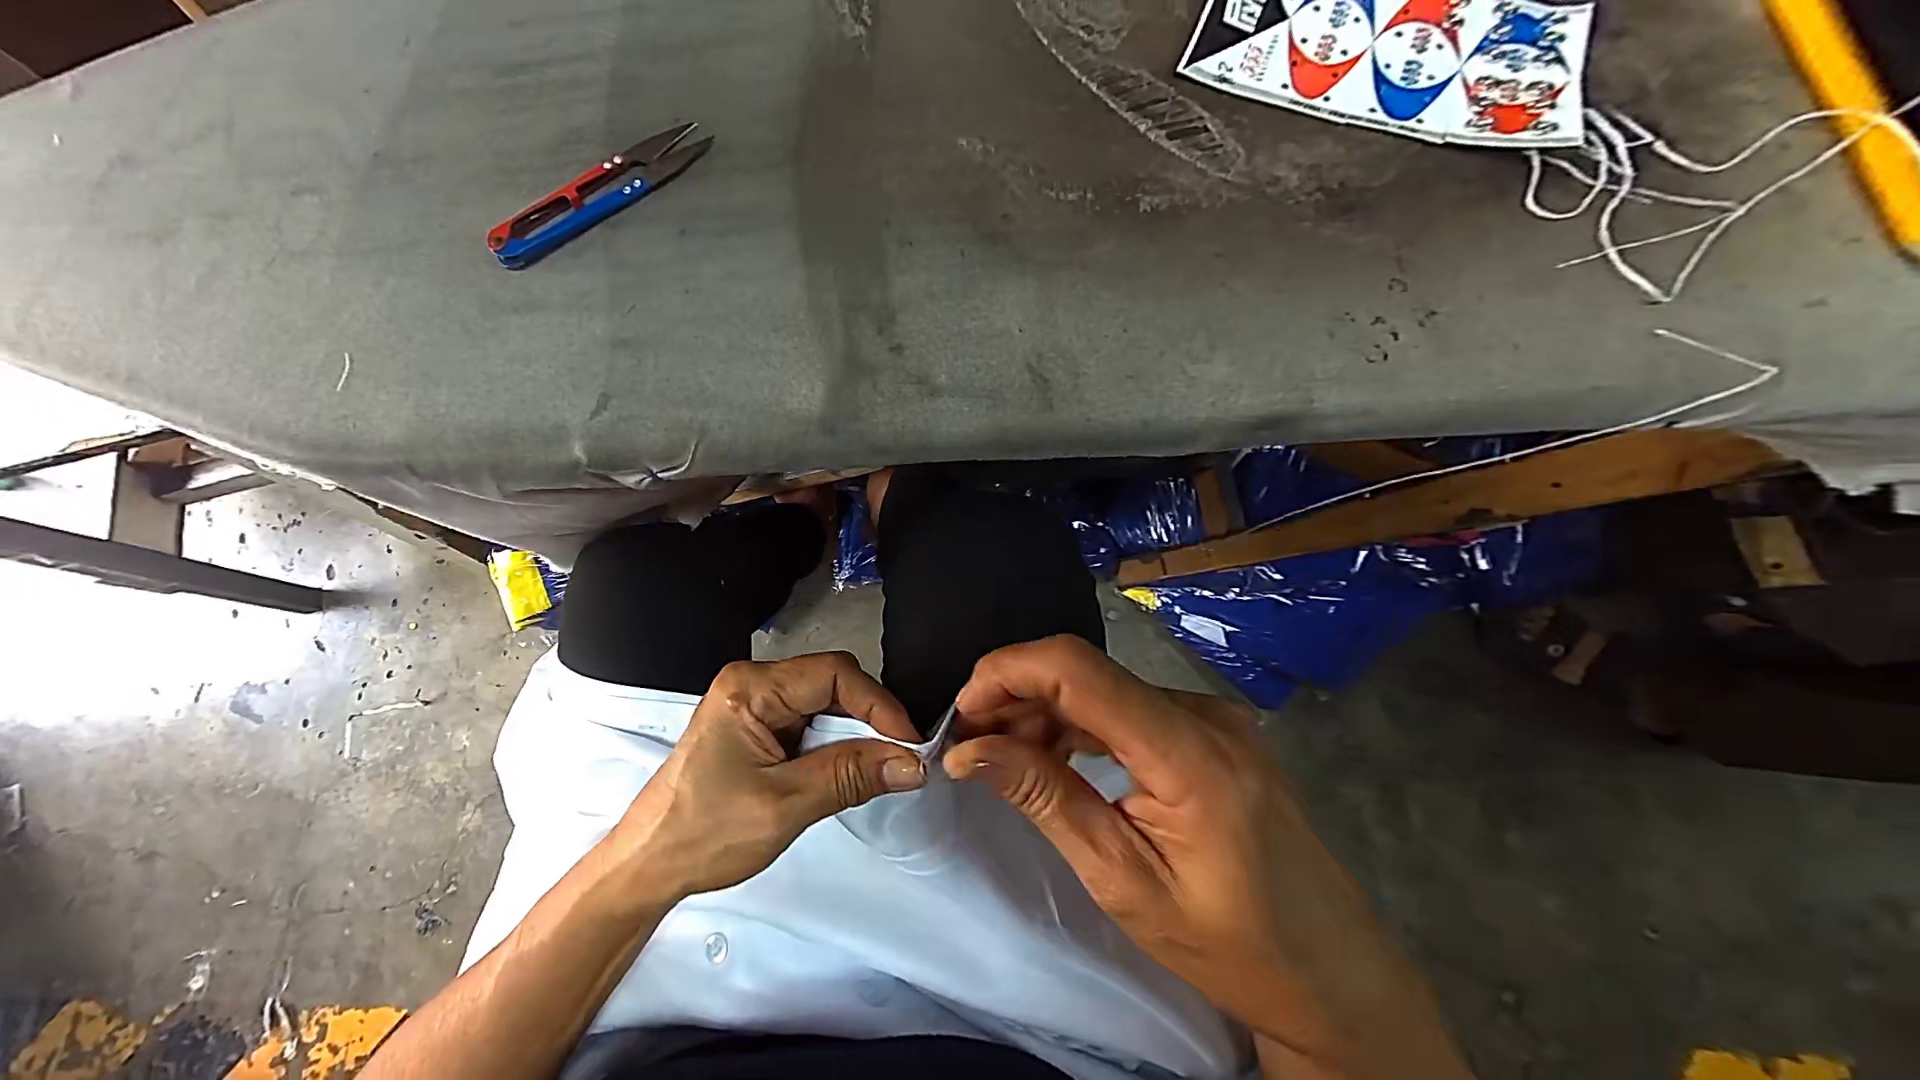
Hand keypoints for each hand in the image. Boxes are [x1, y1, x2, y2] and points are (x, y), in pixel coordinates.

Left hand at [612, 652, 927, 897]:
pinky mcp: (758, 727)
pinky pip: (811, 723)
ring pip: (825, 704)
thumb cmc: (702, 835)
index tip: (908, 743)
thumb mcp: (785, 805)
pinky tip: (843, 771)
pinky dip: (834, 746)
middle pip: (833, 684)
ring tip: (873, 770)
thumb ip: (850, 777)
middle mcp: (752, 684)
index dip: (879, 705)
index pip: (834, 674)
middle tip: (898, 759)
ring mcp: (753, 704)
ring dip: (853, 736)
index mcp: (750, 688)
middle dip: (869, 721)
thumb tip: (911, 763)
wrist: (649, 865)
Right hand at [944, 636, 1472, 1079]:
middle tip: (970, 746)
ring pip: (1103, 686)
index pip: (1078, 669)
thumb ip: (1045, 799)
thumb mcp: (1123, 880)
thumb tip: (968, 750)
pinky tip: (1053, 755)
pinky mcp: (1211, 729)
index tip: (961, 711)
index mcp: (1188, 751)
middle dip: (1016, 697)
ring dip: (1045, 711)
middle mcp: (1204, 712)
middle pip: (1086, 672)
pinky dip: (1080, 723)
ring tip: (1003, 757)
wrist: (1334, 970)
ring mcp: (1213, 716)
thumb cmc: (1231, 944)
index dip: (1007, 672)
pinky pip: (1129, 707)